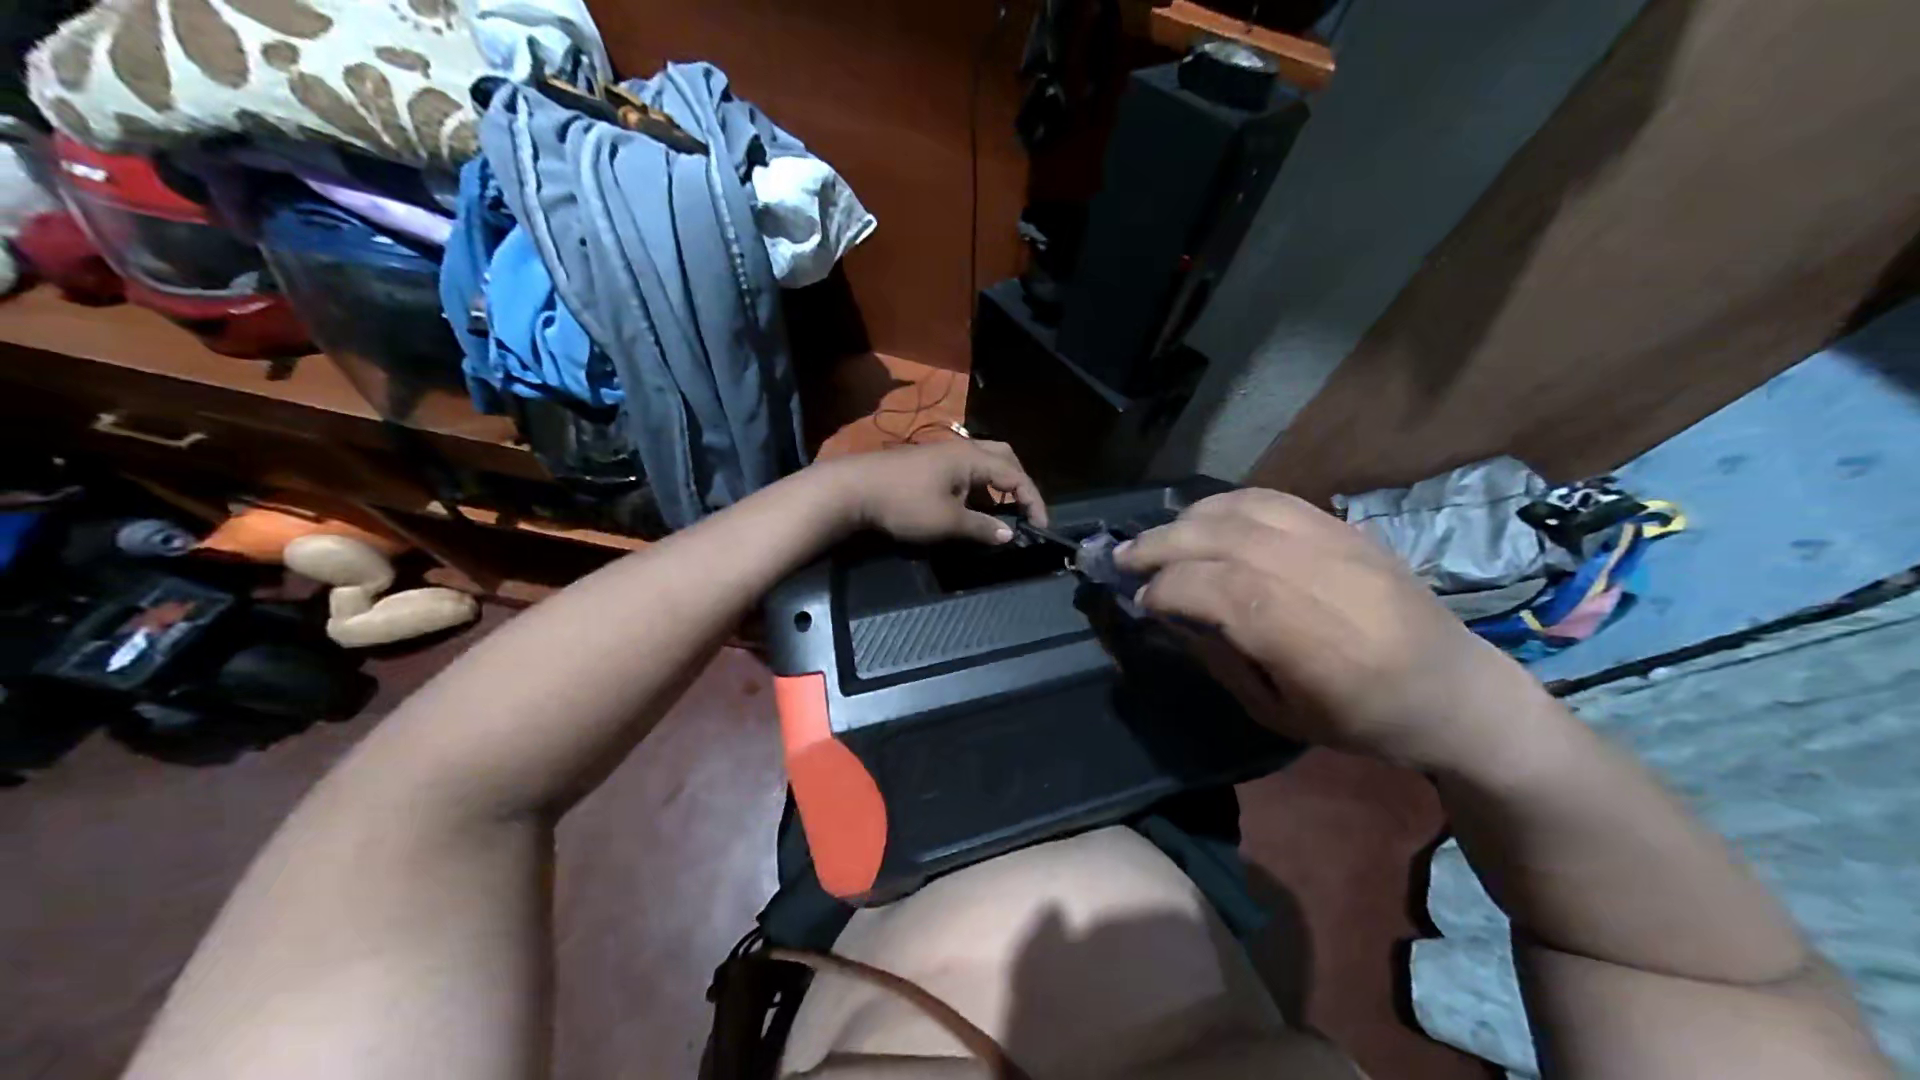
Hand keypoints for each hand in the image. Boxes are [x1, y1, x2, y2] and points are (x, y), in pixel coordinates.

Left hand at [817, 440, 1047, 544]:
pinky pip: (965, 469)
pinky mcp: (927, 463)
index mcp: (972, 458)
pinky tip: (969, 506)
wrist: (852, 489)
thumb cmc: (904, 503)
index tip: (1041, 527)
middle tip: (1024, 510)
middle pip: (1003, 457)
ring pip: (983, 462)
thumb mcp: (947, 521)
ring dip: (997, 485)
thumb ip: (982, 527)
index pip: (1017, 476)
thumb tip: (1009, 535)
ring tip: (999, 513)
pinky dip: (977, 486)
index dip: (1033, 502)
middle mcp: (962, 449)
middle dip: (1019, 483)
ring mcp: (942, 454)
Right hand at [1113, 488, 1539, 768]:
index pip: (1222, 591)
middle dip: (1163, 544)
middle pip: (1227, 540)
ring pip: (1246, 510)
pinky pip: (1273, 499)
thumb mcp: (1279, 714)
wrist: (1458, 691)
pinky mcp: (1347, 527)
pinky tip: (1201, 521)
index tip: (1140, 601)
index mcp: (1315, 643)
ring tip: (1156, 538)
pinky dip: (1224, 504)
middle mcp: (1328, 580)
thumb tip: (1169, 612)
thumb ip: (1220, 657)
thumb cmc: (1365, 721)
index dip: (1169, 588)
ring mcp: (1342, 545)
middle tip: (1123, 559)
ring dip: (1188, 519)